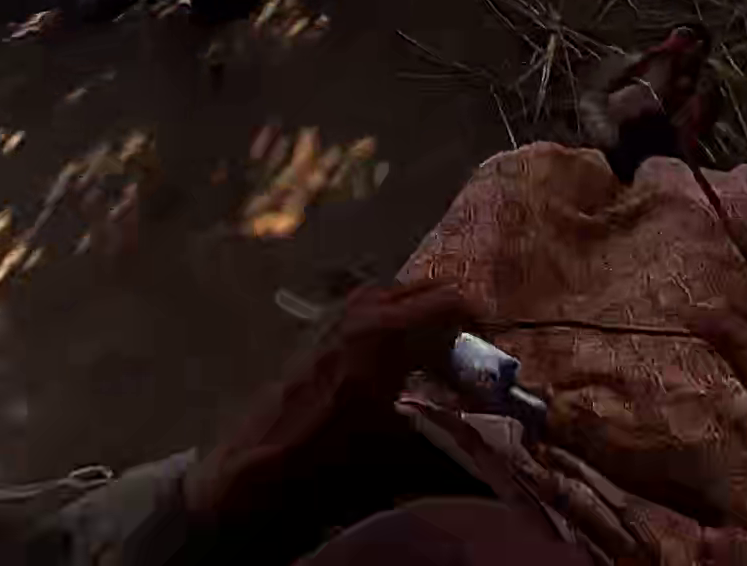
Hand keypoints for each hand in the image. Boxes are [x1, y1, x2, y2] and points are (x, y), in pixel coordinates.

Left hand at [184, 282, 471, 525]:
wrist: (260, 458)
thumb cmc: (329, 451)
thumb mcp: (394, 438)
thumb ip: (443, 418)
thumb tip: (479, 418)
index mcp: (388, 331)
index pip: (450, 303)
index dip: (476, 320)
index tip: (486, 344)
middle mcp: (368, 307)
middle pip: (428, 289)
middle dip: (452, 315)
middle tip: (462, 351)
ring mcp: (344, 308)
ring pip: (401, 291)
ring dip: (423, 313)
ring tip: (428, 352)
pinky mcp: (328, 317)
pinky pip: (374, 300)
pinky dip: (395, 315)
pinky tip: (392, 350)